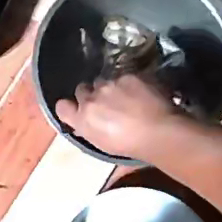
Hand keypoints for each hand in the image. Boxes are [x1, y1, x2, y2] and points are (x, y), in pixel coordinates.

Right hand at [53, 75, 191, 158]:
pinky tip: (141, 93)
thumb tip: (84, 124)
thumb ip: (88, 129)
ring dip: (110, 88)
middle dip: (91, 95)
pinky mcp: (128, 76)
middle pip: (82, 89)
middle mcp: (90, 98)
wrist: (159, 131)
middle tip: (106, 104)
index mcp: (82, 119)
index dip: (69, 107)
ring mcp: (109, 85)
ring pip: (103, 81)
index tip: (77, 109)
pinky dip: (129, 84)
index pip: (62, 107)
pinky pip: (123, 76)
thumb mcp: (102, 144)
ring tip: (126, 98)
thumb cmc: (131, 146)